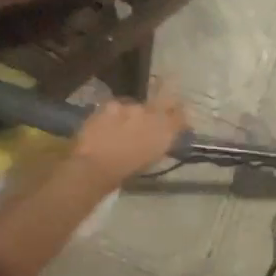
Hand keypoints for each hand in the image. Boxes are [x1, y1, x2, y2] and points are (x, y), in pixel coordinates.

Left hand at [70, 90, 187, 184]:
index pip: (180, 115)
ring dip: (133, 115)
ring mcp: (132, 106)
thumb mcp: (152, 159)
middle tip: (146, 124)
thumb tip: (164, 137)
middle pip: (161, 104)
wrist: (96, 166)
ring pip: (137, 106)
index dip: (178, 116)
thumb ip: (161, 143)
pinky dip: (115, 114)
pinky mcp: (112, 104)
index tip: (175, 121)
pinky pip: (118, 107)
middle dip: (156, 113)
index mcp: (166, 130)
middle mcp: (153, 113)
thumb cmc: (127, 172)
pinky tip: (107, 124)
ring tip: (123, 127)